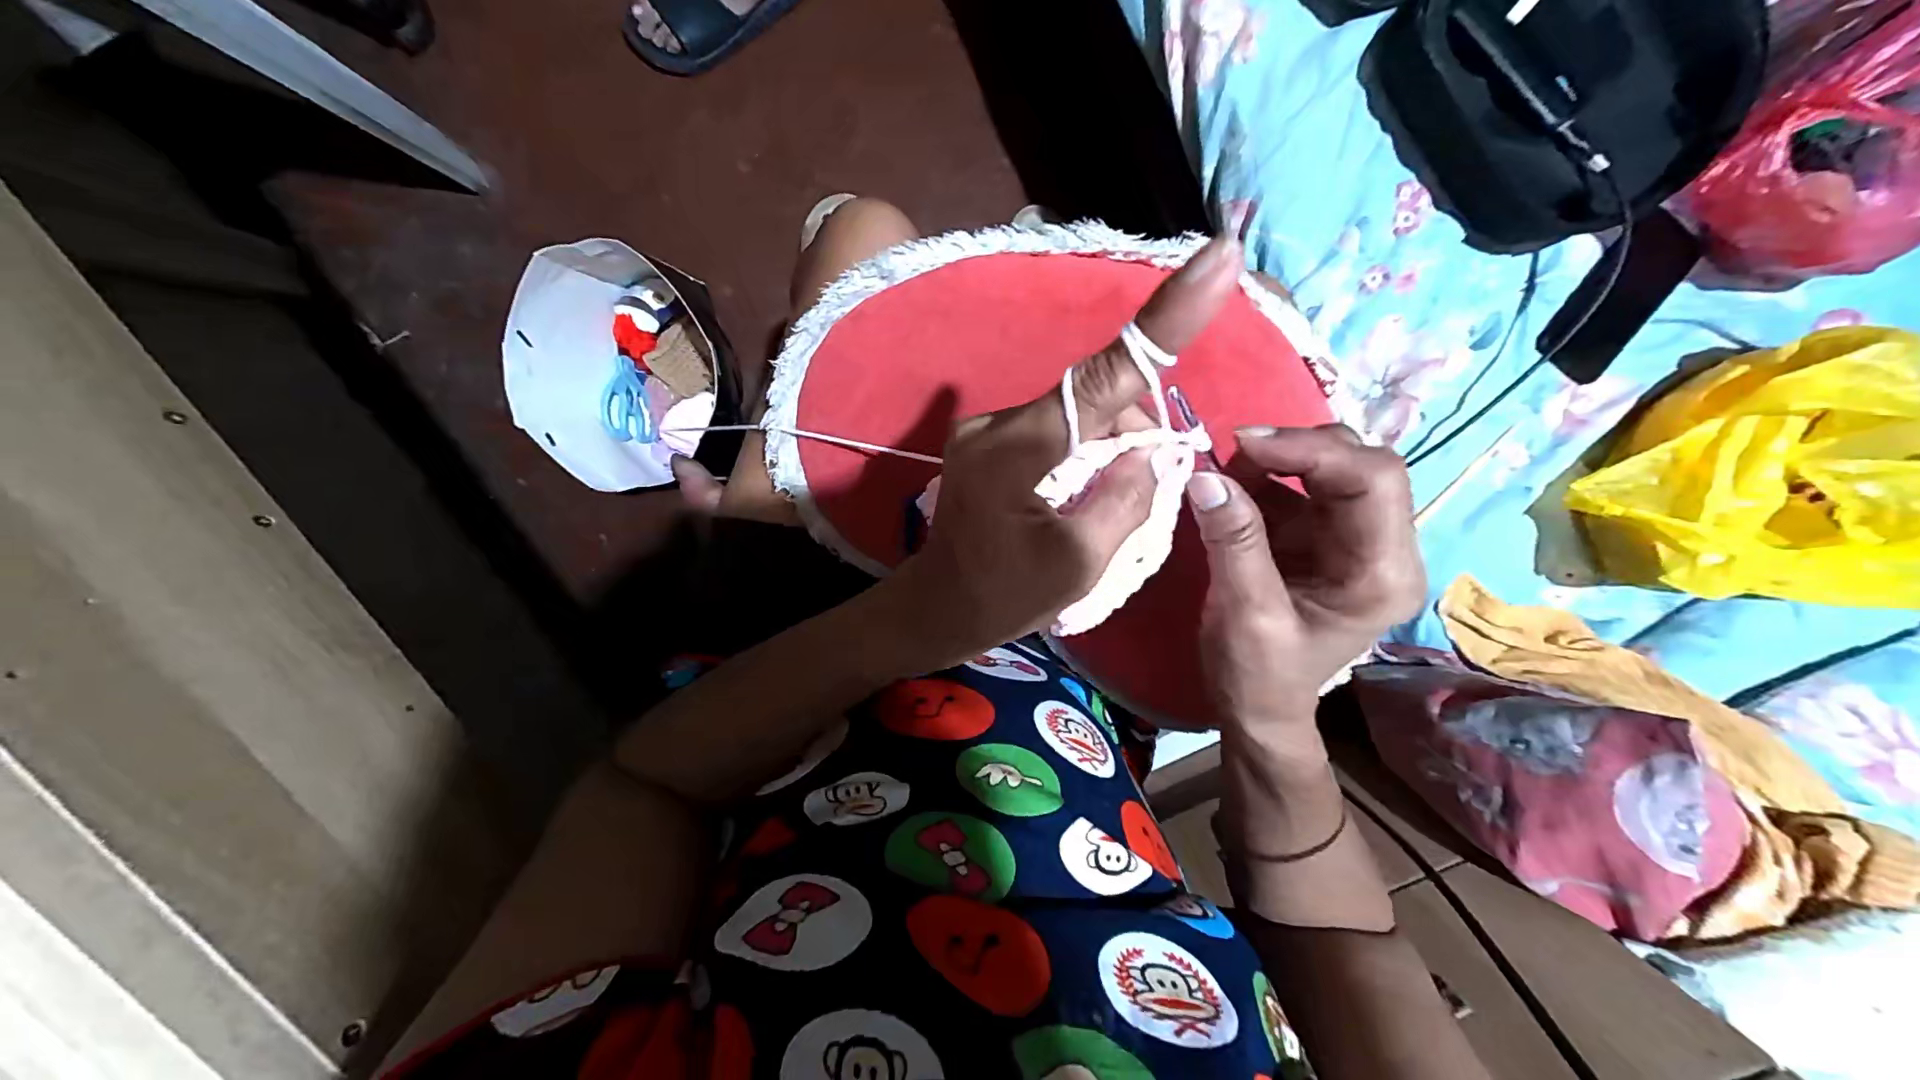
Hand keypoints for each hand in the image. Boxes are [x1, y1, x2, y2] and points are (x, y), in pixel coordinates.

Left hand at [884, 236, 1243, 666]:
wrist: (935, 608)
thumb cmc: (1004, 596)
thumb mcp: (1079, 562)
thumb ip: (1127, 496)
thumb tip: (1151, 449)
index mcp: (1021, 448)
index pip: (1104, 375)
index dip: (1166, 319)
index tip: (1217, 257)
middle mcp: (999, 422)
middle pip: (1094, 396)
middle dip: (1135, 426)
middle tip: (1153, 477)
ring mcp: (987, 428)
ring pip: (1076, 412)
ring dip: (1109, 441)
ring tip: (1112, 495)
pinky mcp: (986, 440)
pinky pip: (1054, 426)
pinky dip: (1083, 447)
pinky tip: (1085, 485)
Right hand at [1186, 425, 1425, 753]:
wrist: (1257, 708)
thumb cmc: (1259, 675)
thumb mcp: (1245, 614)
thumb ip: (1234, 543)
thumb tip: (1206, 477)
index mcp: (1383, 572)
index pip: (1373, 480)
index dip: (1312, 451)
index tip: (1243, 445)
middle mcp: (1380, 547)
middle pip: (1358, 464)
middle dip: (1293, 449)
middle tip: (1229, 453)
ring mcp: (1348, 538)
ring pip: (1329, 467)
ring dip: (1273, 460)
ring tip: (1222, 473)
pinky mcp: (1317, 536)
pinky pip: (1297, 487)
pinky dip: (1260, 476)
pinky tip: (1228, 487)